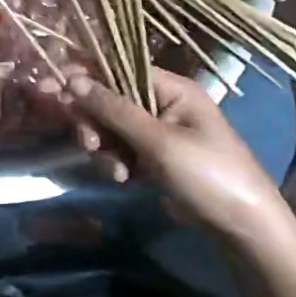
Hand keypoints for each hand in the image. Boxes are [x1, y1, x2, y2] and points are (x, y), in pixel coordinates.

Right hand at [66, 69, 295, 242]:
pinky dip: (115, 161)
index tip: (52, 90)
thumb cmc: (208, 175)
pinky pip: (117, 147)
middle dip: (92, 121)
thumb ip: (113, 109)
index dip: (83, 77)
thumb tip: (71, 80)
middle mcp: (162, 102)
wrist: (243, 228)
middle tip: (87, 143)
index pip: (117, 69)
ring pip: (107, 125)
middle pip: (107, 98)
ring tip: (115, 169)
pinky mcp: (151, 154)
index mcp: (172, 89)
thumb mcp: (159, 141)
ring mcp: (156, 129)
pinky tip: (124, 178)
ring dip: (103, 146)